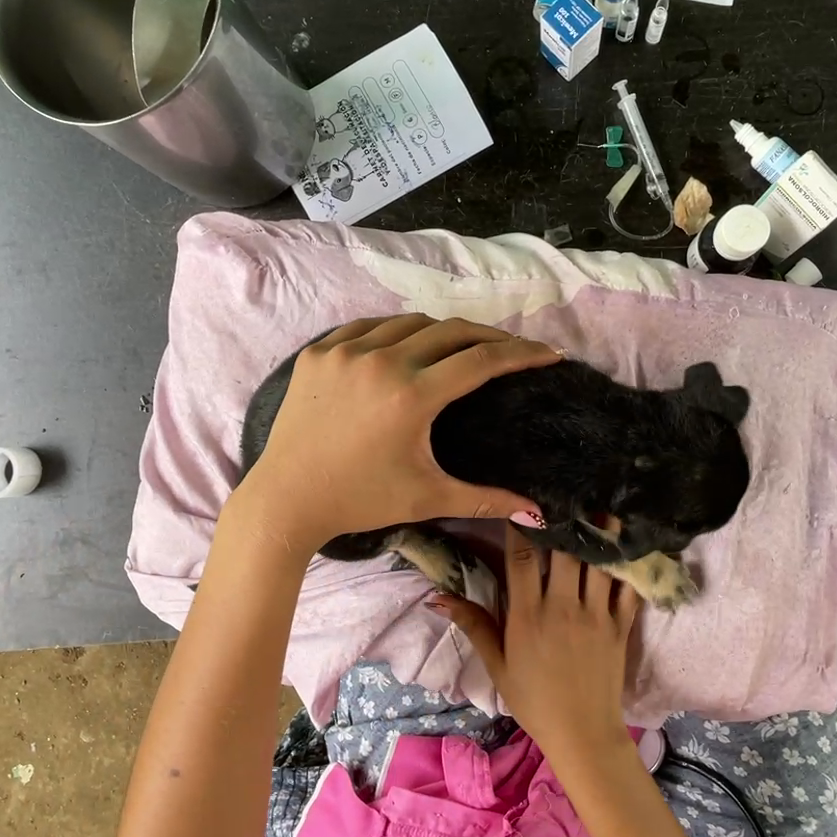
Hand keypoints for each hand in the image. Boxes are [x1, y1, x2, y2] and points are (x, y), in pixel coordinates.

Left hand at [237, 314, 559, 552]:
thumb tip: (539, 514)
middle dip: (490, 336)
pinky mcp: (318, 353)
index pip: (482, 360)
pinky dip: (394, 331)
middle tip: (511, 349)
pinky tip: (406, 345)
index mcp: (412, 395)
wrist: (287, 499)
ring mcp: (344, 352)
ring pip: (409, 322)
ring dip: (442, 331)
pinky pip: (367, 327)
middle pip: (452, 330)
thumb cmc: (360, 501)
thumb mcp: (427, 498)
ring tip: (461, 347)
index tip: (549, 353)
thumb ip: (486, 499)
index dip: (522, 354)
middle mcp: (380, 362)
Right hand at [433, 525, 638, 763]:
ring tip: (600, 508)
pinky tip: (629, 542)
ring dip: (601, 533)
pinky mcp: (621, 626)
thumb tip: (437, 597)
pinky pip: (628, 587)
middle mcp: (563, 608)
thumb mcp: (497, 665)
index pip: (523, 559)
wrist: (582, 734)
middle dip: (565, 521)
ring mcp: (596, 615)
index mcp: (528, 616)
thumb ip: (474, 624)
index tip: (522, 505)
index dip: (522, 527)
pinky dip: (630, 564)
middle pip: (565, 551)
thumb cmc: (533, 700)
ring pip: (600, 562)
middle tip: (565, 497)